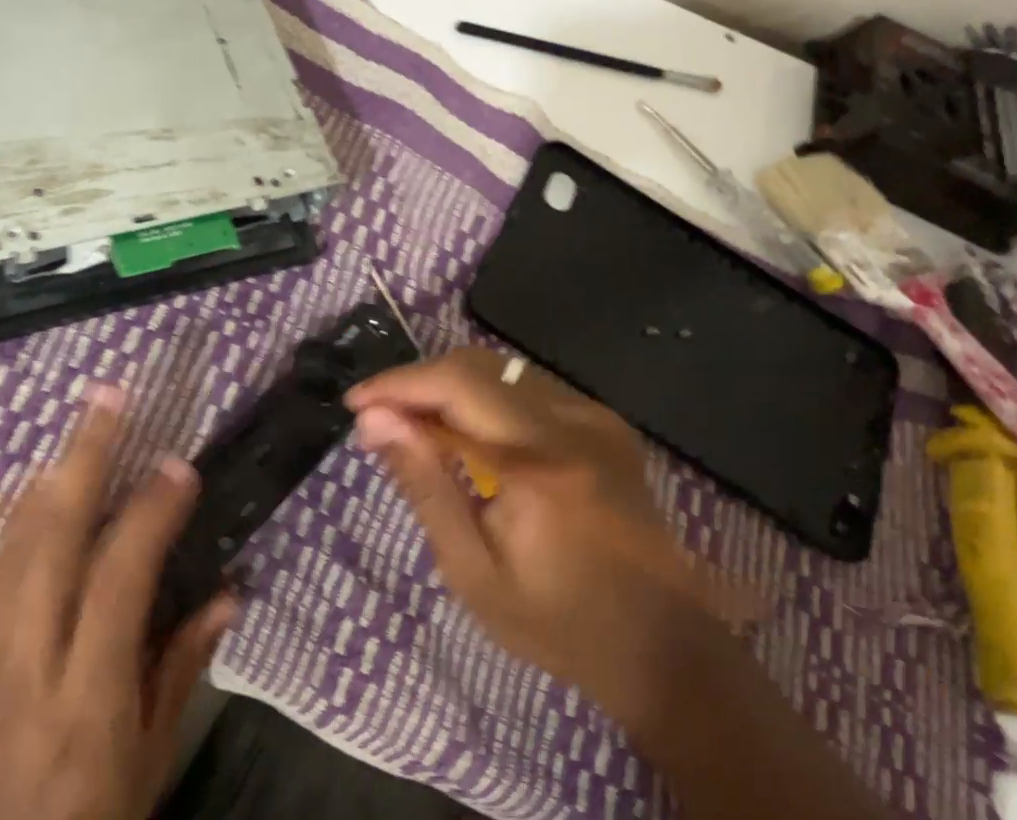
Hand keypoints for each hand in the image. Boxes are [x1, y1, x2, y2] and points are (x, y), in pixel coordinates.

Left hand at [0, 385, 237, 819]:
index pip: (116, 582)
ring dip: (49, 473)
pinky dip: (17, 514)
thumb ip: (179, 671)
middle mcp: (32, 658)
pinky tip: (34, 484)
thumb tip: (223, 597)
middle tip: (109, 397)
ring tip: (79, 421)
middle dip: (81, 460)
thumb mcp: (149, 760)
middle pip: (51, 540)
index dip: (148, 516)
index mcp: (87, 695)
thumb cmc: (90, 818)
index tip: (178, 465)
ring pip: (15, 542)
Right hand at [346, 348, 725, 728]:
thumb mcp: (470, 568)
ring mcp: (597, 421)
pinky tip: (464, 435)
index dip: (395, 384)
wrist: (663, 650)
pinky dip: (483, 398)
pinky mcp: (607, 429)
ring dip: (447, 387)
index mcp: (539, 463)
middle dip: (416, 382)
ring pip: (502, 370)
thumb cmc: (555, 622)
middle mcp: (574, 425)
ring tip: (412, 427)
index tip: (353, 404)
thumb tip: (374, 419)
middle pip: (475, 366)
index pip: (453, 386)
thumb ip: (423, 484)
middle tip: (377, 419)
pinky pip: (529, 388)